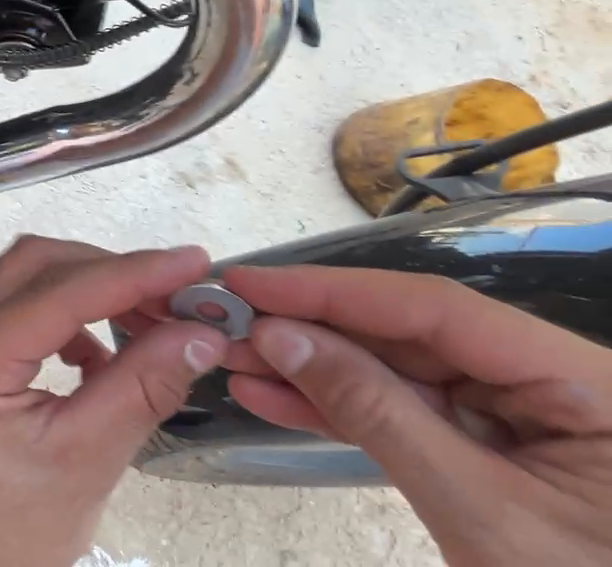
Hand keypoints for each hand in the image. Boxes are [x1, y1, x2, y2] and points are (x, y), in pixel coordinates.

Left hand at [0, 237, 229, 566]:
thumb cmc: (10, 530)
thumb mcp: (86, 460)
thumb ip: (140, 387)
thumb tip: (198, 332)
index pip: (61, 289)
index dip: (134, 271)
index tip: (197, 262)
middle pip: (36, 264)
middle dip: (111, 270)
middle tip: (181, 296)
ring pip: (24, 278)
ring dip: (89, 288)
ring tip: (152, 322)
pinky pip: (15, 307)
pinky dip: (64, 314)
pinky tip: (99, 356)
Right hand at [221, 265, 611, 565]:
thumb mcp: (481, 512)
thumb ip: (377, 413)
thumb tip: (276, 334)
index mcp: (589, 384)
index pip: (438, 310)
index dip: (332, 290)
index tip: (244, 282)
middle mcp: (557, 384)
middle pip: (409, 334)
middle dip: (308, 331)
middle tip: (220, 322)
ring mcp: (526, 417)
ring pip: (396, 370)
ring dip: (309, 369)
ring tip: (228, 360)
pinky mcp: (495, 447)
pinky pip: (405, 411)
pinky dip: (337, 409)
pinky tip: (269, 398)